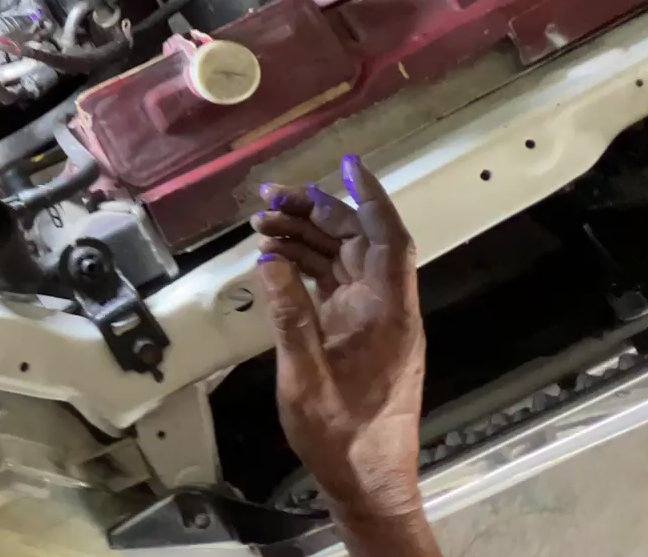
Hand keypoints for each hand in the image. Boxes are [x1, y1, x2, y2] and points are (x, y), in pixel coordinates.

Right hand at [253, 156, 438, 555]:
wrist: (366, 484)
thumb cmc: (342, 437)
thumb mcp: (306, 378)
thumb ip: (289, 316)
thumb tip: (269, 261)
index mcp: (386, 315)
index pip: (386, 241)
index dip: (370, 198)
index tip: (348, 164)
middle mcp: (383, 309)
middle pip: (355, 242)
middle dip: (315, 211)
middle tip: (269, 198)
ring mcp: (369, 320)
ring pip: (339, 258)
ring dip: (303, 236)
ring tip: (260, 224)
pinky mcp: (353, 332)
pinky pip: (329, 280)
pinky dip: (302, 262)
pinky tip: (274, 257)